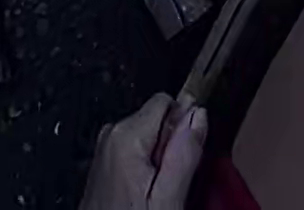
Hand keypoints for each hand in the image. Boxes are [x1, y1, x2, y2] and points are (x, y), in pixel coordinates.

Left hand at [78, 93, 207, 209]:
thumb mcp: (167, 201)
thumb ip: (185, 153)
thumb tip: (199, 114)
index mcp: (127, 135)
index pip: (167, 102)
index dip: (182, 130)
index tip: (182, 161)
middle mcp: (112, 134)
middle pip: (157, 119)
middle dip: (169, 148)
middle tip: (167, 188)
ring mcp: (106, 149)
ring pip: (148, 137)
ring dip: (157, 162)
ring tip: (153, 198)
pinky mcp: (104, 165)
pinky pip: (134, 152)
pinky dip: (144, 171)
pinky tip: (141, 200)